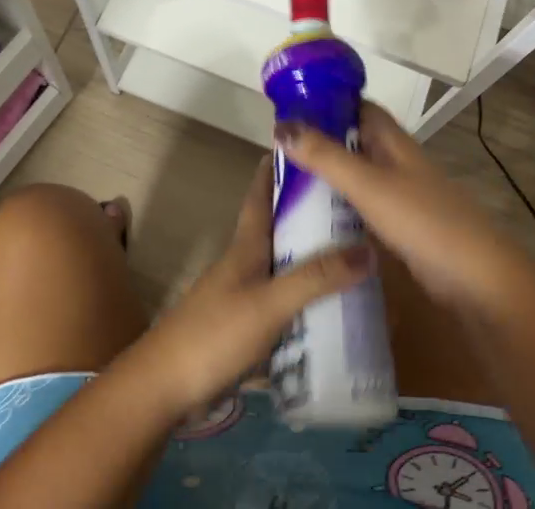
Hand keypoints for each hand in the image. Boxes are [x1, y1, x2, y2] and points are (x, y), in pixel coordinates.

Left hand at [120, 157, 372, 416]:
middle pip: (282, 232)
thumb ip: (316, 278)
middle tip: (360, 210)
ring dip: (318, 265)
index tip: (307, 146)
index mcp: (246, 247)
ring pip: (288, 272)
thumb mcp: (269, 303)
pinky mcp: (248, 333)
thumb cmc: (213, 335)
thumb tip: (370, 250)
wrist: (165, 388)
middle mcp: (246, 266)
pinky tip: (339, 320)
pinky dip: (312, 309)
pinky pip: (288, 311)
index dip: (279, 168)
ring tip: (362, 265)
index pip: (262, 194)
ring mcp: (245, 300)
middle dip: (314, 217)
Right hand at [278, 103, 534, 321]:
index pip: (361, 107)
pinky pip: (365, 207)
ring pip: (360, 175)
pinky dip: (342, 206)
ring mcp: (404, 197)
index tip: (292, 105)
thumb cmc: (424, 221)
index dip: (330, 100)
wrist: (477, 279)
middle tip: (279, 149)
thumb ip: (326, 157)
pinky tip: (317, 219)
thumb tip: (281, 125)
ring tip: (288, 181)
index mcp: (396, 144)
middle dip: (323, 140)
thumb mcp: (368, 185)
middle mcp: (400, 164)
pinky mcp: (404, 228)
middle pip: (358, 141)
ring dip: (330, 175)